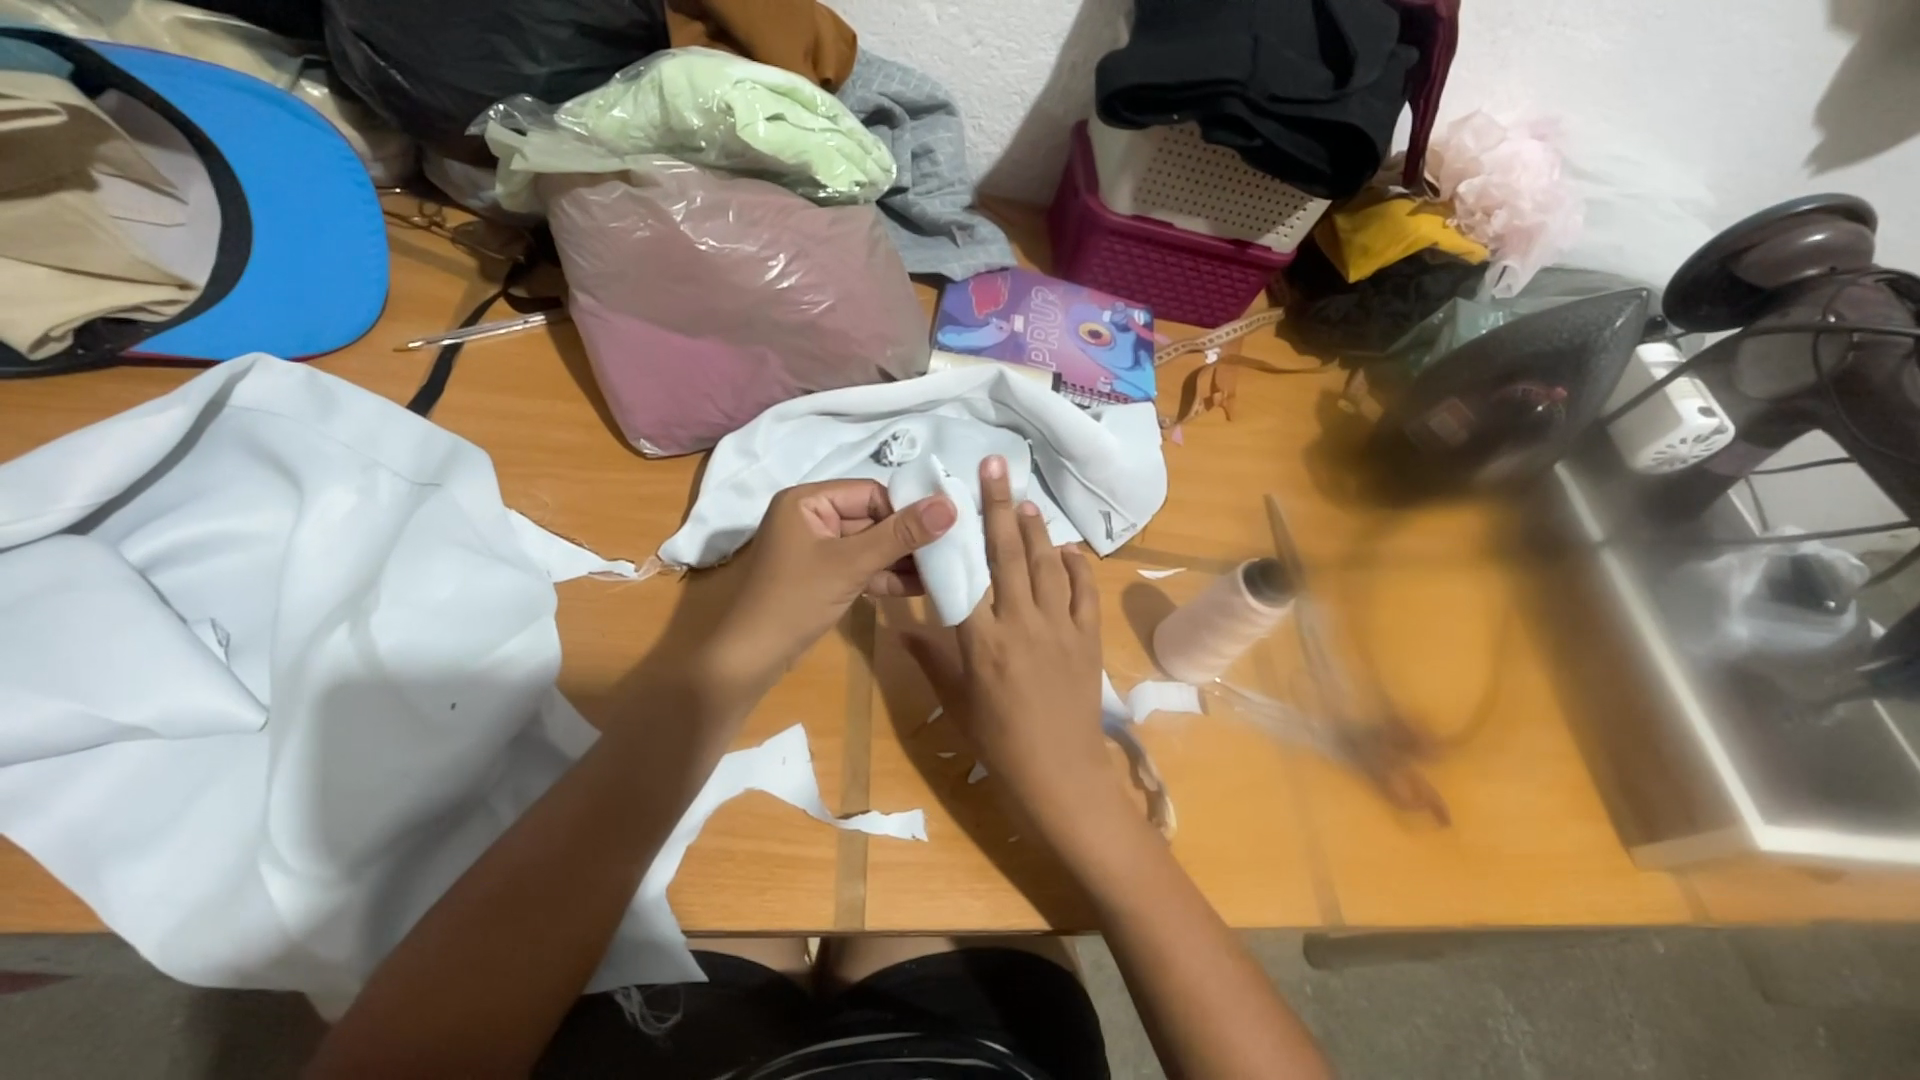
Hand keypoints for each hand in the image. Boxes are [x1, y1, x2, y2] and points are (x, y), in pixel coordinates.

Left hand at [700, 479, 955, 691]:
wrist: (751, 658)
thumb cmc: (795, 600)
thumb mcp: (851, 564)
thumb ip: (901, 535)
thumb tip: (950, 505)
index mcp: (807, 501)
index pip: (870, 493)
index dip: (905, 510)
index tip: (942, 529)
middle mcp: (811, 517)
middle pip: (873, 518)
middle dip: (908, 538)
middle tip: (950, 550)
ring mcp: (817, 549)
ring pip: (871, 546)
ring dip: (902, 560)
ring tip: (942, 571)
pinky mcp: (823, 576)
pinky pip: (862, 567)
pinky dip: (886, 576)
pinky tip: (922, 587)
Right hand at [904, 456, 1119, 834]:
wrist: (1058, 773)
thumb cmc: (998, 742)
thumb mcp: (955, 701)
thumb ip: (931, 657)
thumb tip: (904, 624)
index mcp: (982, 640)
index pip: (968, 573)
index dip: (960, 532)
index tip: (954, 499)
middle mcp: (1021, 623)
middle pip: (1009, 554)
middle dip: (1000, 506)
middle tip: (996, 466)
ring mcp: (1060, 628)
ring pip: (1047, 565)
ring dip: (1036, 529)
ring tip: (1024, 501)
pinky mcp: (1087, 638)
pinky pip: (1083, 592)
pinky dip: (1076, 566)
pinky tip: (1067, 550)